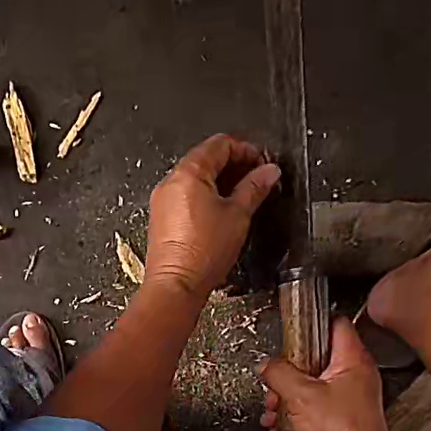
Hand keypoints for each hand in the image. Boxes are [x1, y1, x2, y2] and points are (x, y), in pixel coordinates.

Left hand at [146, 134, 281, 296]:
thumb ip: (254, 188)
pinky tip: (220, 211)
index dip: (245, 149)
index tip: (262, 162)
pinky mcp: (161, 220)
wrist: (175, 286)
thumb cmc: (201, 253)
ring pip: (194, 179)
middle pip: (205, 159)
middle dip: (233, 164)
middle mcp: (170, 183)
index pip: (219, 144)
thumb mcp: (238, 215)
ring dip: (219, 181)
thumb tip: (268, 172)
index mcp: (188, 173)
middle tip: (256, 178)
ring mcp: (163, 202)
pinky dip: (204, 197)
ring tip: (242, 196)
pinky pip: (184, 197)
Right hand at [261, 317, 401, 430]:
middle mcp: (354, 376)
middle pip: (314, 358)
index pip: (334, 325)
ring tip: (274, 407)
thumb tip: (266, 366)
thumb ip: (278, 374)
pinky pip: (311, 405)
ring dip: (286, 395)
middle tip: (276, 381)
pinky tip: (281, 423)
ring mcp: (348, 397)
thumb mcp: (299, 394)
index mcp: (352, 361)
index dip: (312, 324)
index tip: (293, 330)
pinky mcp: (340, 416)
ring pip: (309, 384)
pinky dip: (293, 412)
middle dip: (288, 372)